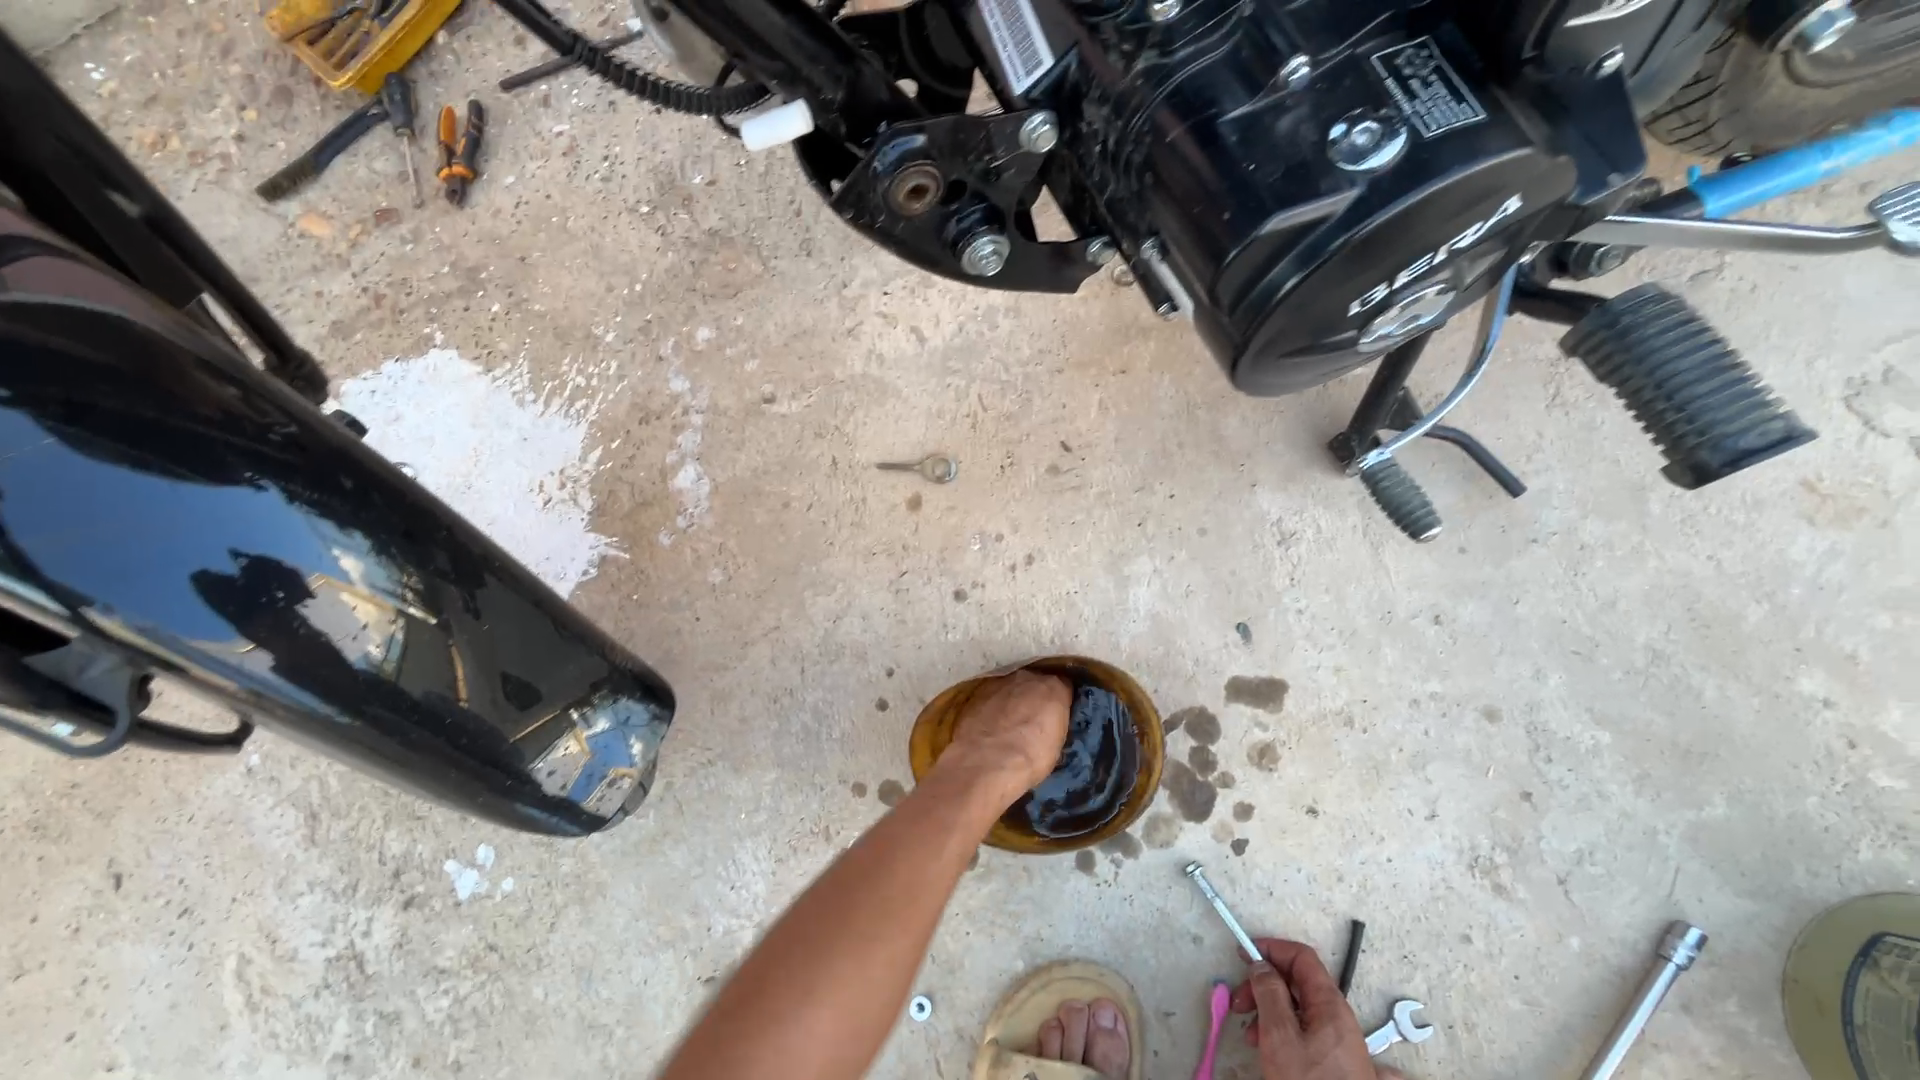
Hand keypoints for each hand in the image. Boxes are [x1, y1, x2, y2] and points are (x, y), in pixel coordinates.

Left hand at [936, 669, 1071, 798]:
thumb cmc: (1031, 757)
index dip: (1059, 702)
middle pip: (1034, 683)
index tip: (1056, 716)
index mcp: (1054, 688)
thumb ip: (1054, 724)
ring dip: (1011, 701)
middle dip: (1034, 697)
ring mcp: (998, 683)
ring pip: (1010, 688)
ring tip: (1007, 725)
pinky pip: (990, 698)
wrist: (985, 763)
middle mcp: (1027, 678)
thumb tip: (1047, 725)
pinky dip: (991, 708)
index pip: (1063, 687)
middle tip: (1030, 720)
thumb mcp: (1056, 744)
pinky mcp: (975, 694)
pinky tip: (988, 726)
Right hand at [1229, 939, 1377, 1079]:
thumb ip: (1268, 993)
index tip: (1244, 955)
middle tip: (1239, 1001)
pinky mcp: (1332, 1056)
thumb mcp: (1280, 1035)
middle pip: (1297, 981)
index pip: (1302, 957)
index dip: (1272, 949)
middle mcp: (1337, 1015)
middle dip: (1264, 984)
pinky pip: (1303, 1028)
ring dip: (1268, 1009)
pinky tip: (1266, 1046)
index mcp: (1329, 1003)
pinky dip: (1280, 1028)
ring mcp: (1336, 1037)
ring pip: (1297, 1006)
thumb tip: (1261, 965)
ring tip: (1250, 1032)